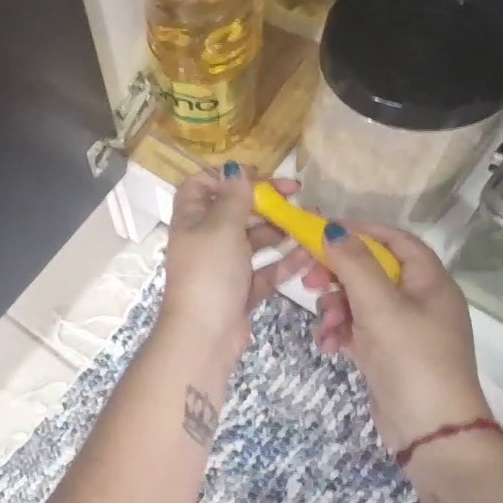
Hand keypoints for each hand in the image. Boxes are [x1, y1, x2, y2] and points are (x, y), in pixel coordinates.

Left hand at [158, 164, 312, 357]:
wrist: (204, 334)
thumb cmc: (209, 273)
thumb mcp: (221, 227)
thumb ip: (234, 198)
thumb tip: (234, 169)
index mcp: (190, 220)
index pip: (201, 186)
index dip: (228, 177)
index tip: (261, 177)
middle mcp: (204, 240)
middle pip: (233, 211)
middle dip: (264, 203)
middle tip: (298, 197)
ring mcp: (222, 266)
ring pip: (252, 241)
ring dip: (280, 231)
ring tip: (310, 223)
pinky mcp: (240, 290)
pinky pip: (265, 270)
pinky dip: (285, 261)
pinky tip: (311, 254)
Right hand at [300, 222, 491, 456]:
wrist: (431, 428)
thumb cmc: (410, 357)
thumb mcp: (379, 306)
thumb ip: (354, 265)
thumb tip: (332, 229)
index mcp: (430, 283)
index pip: (396, 240)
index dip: (360, 231)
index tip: (321, 233)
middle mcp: (420, 300)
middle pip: (371, 270)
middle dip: (337, 275)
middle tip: (309, 282)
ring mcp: (404, 328)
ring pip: (359, 300)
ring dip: (334, 308)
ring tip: (325, 326)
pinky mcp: (389, 351)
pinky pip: (357, 328)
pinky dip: (340, 331)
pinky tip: (328, 345)